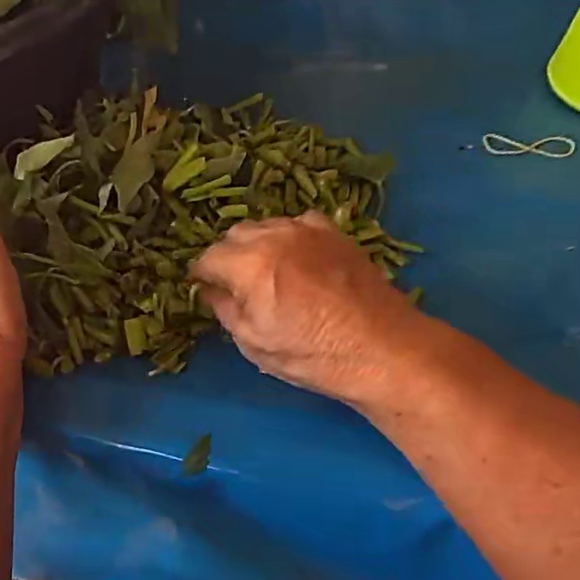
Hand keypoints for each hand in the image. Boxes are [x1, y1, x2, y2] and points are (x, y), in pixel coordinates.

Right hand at [191, 212, 430, 404]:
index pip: (207, 258)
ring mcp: (309, 229)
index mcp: (250, 264)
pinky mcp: (335, 232)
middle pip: (234, 235)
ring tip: (262, 277)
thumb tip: (209, 291)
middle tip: (230, 287)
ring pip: (265, 226)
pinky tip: (292, 264)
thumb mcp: (253, 341)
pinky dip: (285, 239)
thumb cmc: (309, 354)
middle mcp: (277, 235)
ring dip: (254, 246)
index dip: (199, 276)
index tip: (200, 291)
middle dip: (225, 258)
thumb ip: (224, 309)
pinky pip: (296, 225)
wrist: (380, 347)